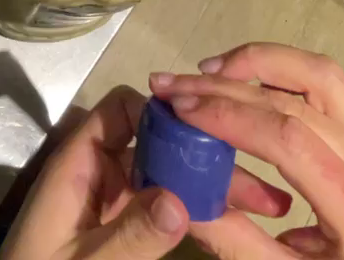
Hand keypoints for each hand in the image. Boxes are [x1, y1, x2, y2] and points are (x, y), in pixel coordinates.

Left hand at [2, 85, 294, 259]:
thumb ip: (129, 234)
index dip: (161, 112)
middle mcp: (99, 170)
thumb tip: (180, 200)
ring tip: (263, 202)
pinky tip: (232, 220)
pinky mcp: (122, 226)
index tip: (208, 130)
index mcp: (80, 161)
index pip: (122, 109)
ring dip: (208, 184)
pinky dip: (194, 209)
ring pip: (165, 174)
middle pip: (154, 141)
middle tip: (255, 178)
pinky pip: (161, 205)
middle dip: (202, 154)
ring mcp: (113, 198)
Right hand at [149, 44, 343, 258]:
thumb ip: (232, 239)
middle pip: (297, 100)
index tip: (178, 108)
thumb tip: (175, 188)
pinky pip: (326, 87)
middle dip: (227, 85)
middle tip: (173, 85)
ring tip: (207, 71)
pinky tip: (242, 81)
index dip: (229, 114)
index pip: (288, 137)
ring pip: (318, 74)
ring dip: (258, 63)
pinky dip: (279, 74)